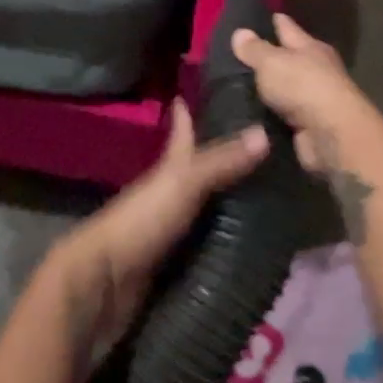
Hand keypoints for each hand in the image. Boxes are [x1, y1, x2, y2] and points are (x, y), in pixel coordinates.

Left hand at [51, 103, 265, 357]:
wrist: (103, 289)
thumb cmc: (139, 224)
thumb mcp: (182, 184)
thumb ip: (221, 162)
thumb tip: (265, 132)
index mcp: (168, 171)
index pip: (183, 134)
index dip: (190, 113)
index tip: (207, 93)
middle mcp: (170, 197)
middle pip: (202, 172)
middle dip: (230, 162)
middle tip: (271, 151)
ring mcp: (174, 233)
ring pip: (211, 211)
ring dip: (235, 206)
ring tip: (278, 199)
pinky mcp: (180, 266)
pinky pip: (213, 248)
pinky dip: (232, 243)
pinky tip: (259, 245)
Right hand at [231, 13, 374, 173]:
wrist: (330, 135)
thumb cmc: (303, 86)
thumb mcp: (272, 62)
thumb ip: (255, 49)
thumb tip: (240, 32)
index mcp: (311, 48)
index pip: (288, 28)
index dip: (275, 22)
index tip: (259, 15)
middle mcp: (315, 70)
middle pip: (288, 59)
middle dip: (268, 56)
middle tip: (236, 54)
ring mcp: (312, 100)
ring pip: (283, 89)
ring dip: (266, 89)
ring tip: (235, 85)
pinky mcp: (306, 126)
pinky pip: (280, 115)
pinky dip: (268, 114)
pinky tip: (249, 113)